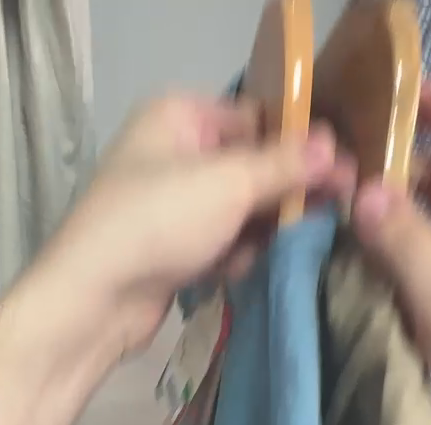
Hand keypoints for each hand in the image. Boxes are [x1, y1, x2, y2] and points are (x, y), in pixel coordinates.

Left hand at [30, 96, 354, 354]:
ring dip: (259, 230)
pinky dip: (232, 257)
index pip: (254, 117)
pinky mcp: (168, 253)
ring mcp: (167, 208)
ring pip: (236, 211)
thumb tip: (333, 150)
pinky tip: (236, 271)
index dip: (296, 143)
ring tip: (281, 245)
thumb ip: (284, 166)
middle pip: (248, 167)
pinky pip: (217, 245)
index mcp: (177, 117)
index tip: (337, 170)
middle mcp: (171, 156)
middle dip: (281, 192)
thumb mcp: (228, 183)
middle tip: (330, 210)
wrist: (93, 301)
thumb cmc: (157, 223)